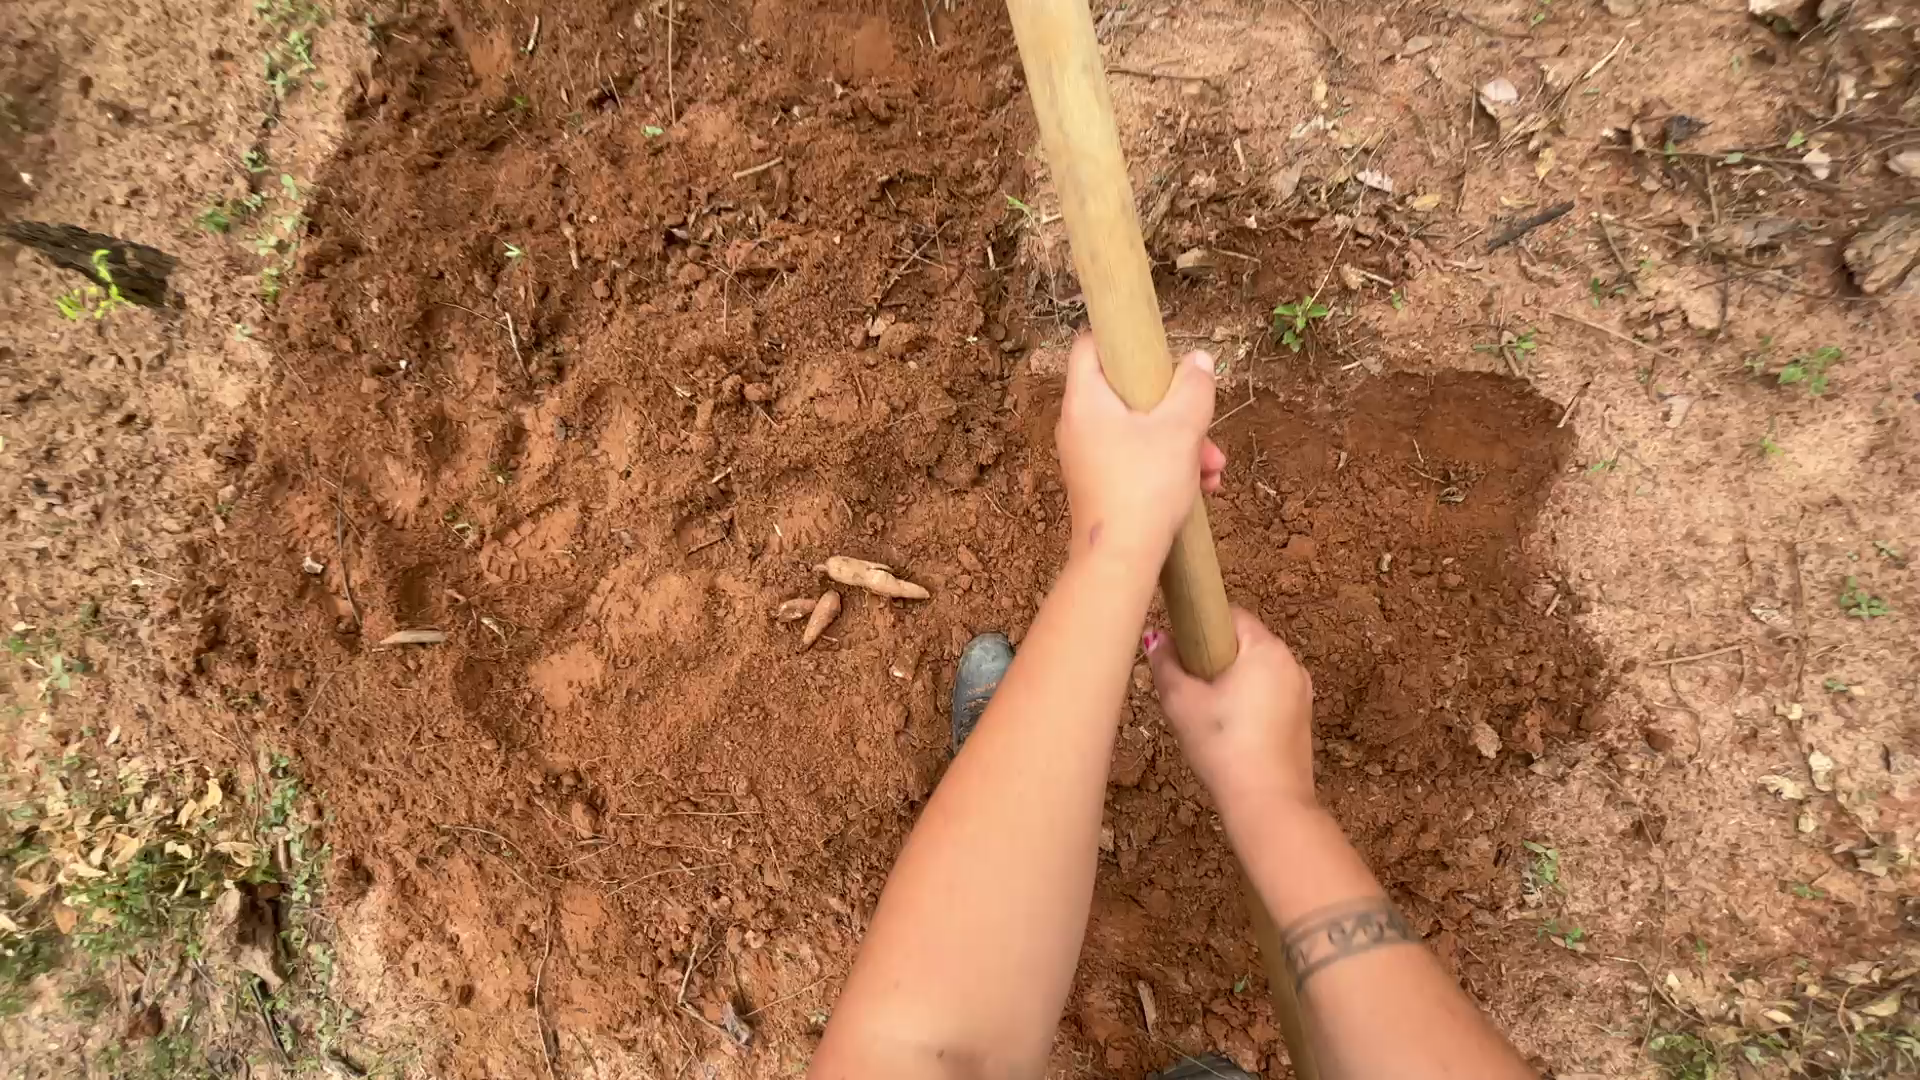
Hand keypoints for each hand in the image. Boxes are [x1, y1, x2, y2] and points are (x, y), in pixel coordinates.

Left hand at [1055, 334, 1225, 568]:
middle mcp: (1077, 425)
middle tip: (1205, 427)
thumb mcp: (1181, 429)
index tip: (1156, 349)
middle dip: (1176, 409)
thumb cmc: (1144, 488)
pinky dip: (1165, 466)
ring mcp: (1084, 456)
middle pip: (1126, 393)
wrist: (1119, 560)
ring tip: (1214, 470)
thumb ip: (1193, 387)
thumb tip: (1198, 360)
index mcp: (1085, 400)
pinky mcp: (1097, 482)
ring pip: (1138, 431)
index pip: (1090, 345)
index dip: (1121, 338)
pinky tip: (1201, 488)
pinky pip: (1133, 459)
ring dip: (1181, 443)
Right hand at [1146, 608, 1314, 818]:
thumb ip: (1164, 662)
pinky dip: (1248, 698)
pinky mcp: (1302, 717)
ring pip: (1256, 668)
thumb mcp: (1181, 700)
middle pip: (1243, 641)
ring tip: (1205, 708)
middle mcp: (1291, 662)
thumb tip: (1154, 637)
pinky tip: (1228, 726)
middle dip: (1214, 655)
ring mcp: (1301, 691)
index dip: (1201, 626)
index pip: (1229, 614)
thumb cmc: (1222, 743)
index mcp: (1265, 648)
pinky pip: (1269, 691)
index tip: (1180, 649)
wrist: (1267, 803)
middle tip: (1187, 683)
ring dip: (1231, 678)